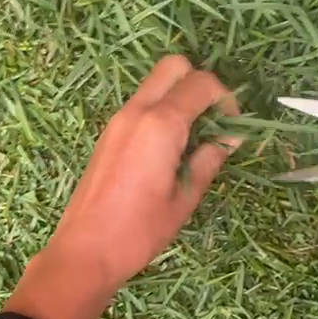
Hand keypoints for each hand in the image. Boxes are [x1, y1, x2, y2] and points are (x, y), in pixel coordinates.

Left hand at [6, 56, 239, 318]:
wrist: (85, 251)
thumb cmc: (138, 231)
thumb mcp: (183, 200)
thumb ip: (208, 161)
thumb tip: (228, 139)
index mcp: (159, 125)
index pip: (201, 84)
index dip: (226, 98)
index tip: (232, 127)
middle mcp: (136, 112)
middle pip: (174, 67)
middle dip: (200, 84)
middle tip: (212, 121)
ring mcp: (117, 121)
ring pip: (155, 84)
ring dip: (179, 98)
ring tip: (193, 140)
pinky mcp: (108, 135)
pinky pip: (141, 105)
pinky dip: (161, 112)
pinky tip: (170, 150)